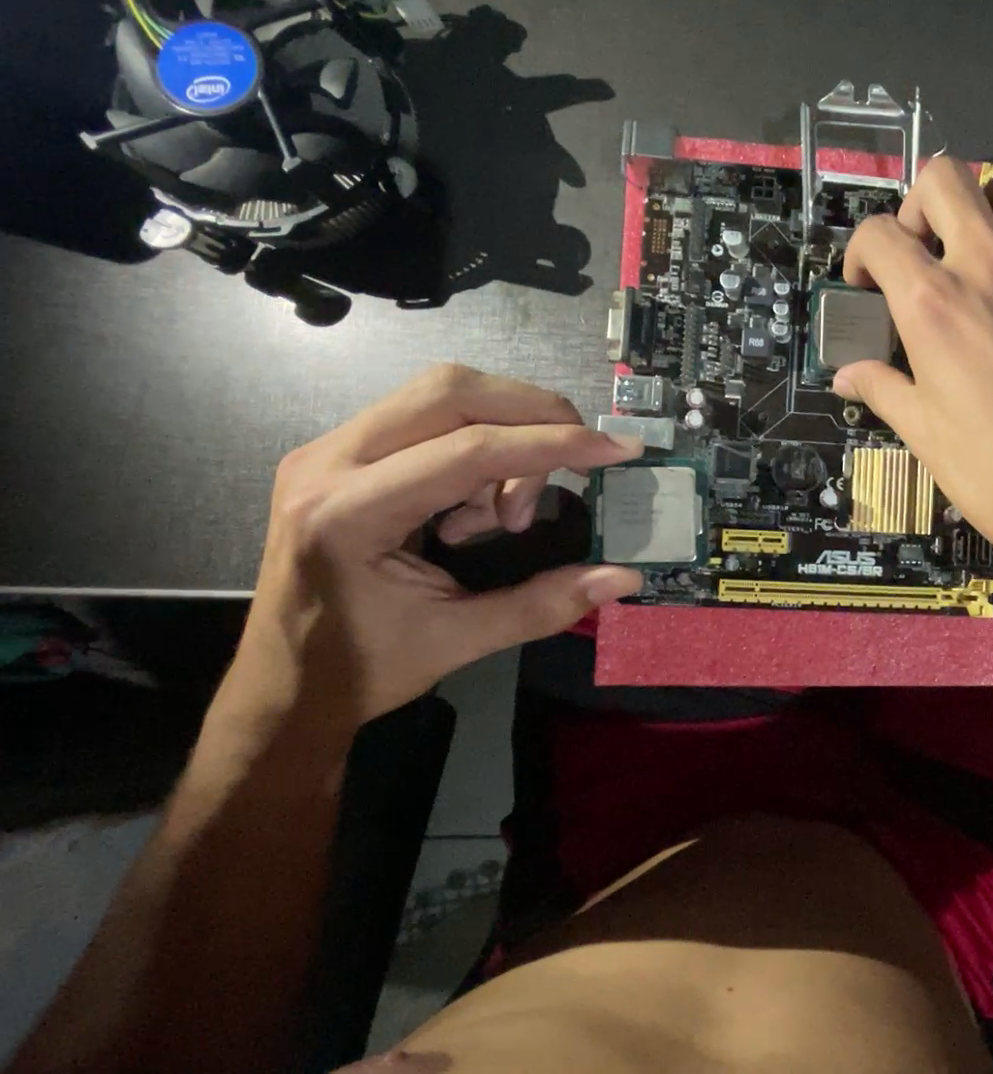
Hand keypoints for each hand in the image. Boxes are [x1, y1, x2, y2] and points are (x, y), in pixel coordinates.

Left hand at [229, 365, 644, 728]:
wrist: (285, 685)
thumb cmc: (362, 668)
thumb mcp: (460, 640)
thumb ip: (545, 603)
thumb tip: (624, 577)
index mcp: (348, 512)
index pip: (469, 448)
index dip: (553, 444)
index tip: (619, 449)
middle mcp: (330, 461)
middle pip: (452, 392)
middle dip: (534, 417)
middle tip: (579, 465)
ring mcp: (331, 450)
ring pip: (443, 395)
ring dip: (507, 434)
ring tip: (509, 512)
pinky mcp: (343, 453)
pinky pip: (429, 418)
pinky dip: (480, 446)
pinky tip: (477, 508)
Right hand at [835, 159, 992, 619]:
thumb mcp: (926, 437)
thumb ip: (884, 390)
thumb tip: (848, 374)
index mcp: (934, 305)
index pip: (878, 234)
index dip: (860, 252)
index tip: (868, 285)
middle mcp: (990, 268)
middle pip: (947, 178)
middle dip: (921, 203)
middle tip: (925, 250)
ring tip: (988, 246)